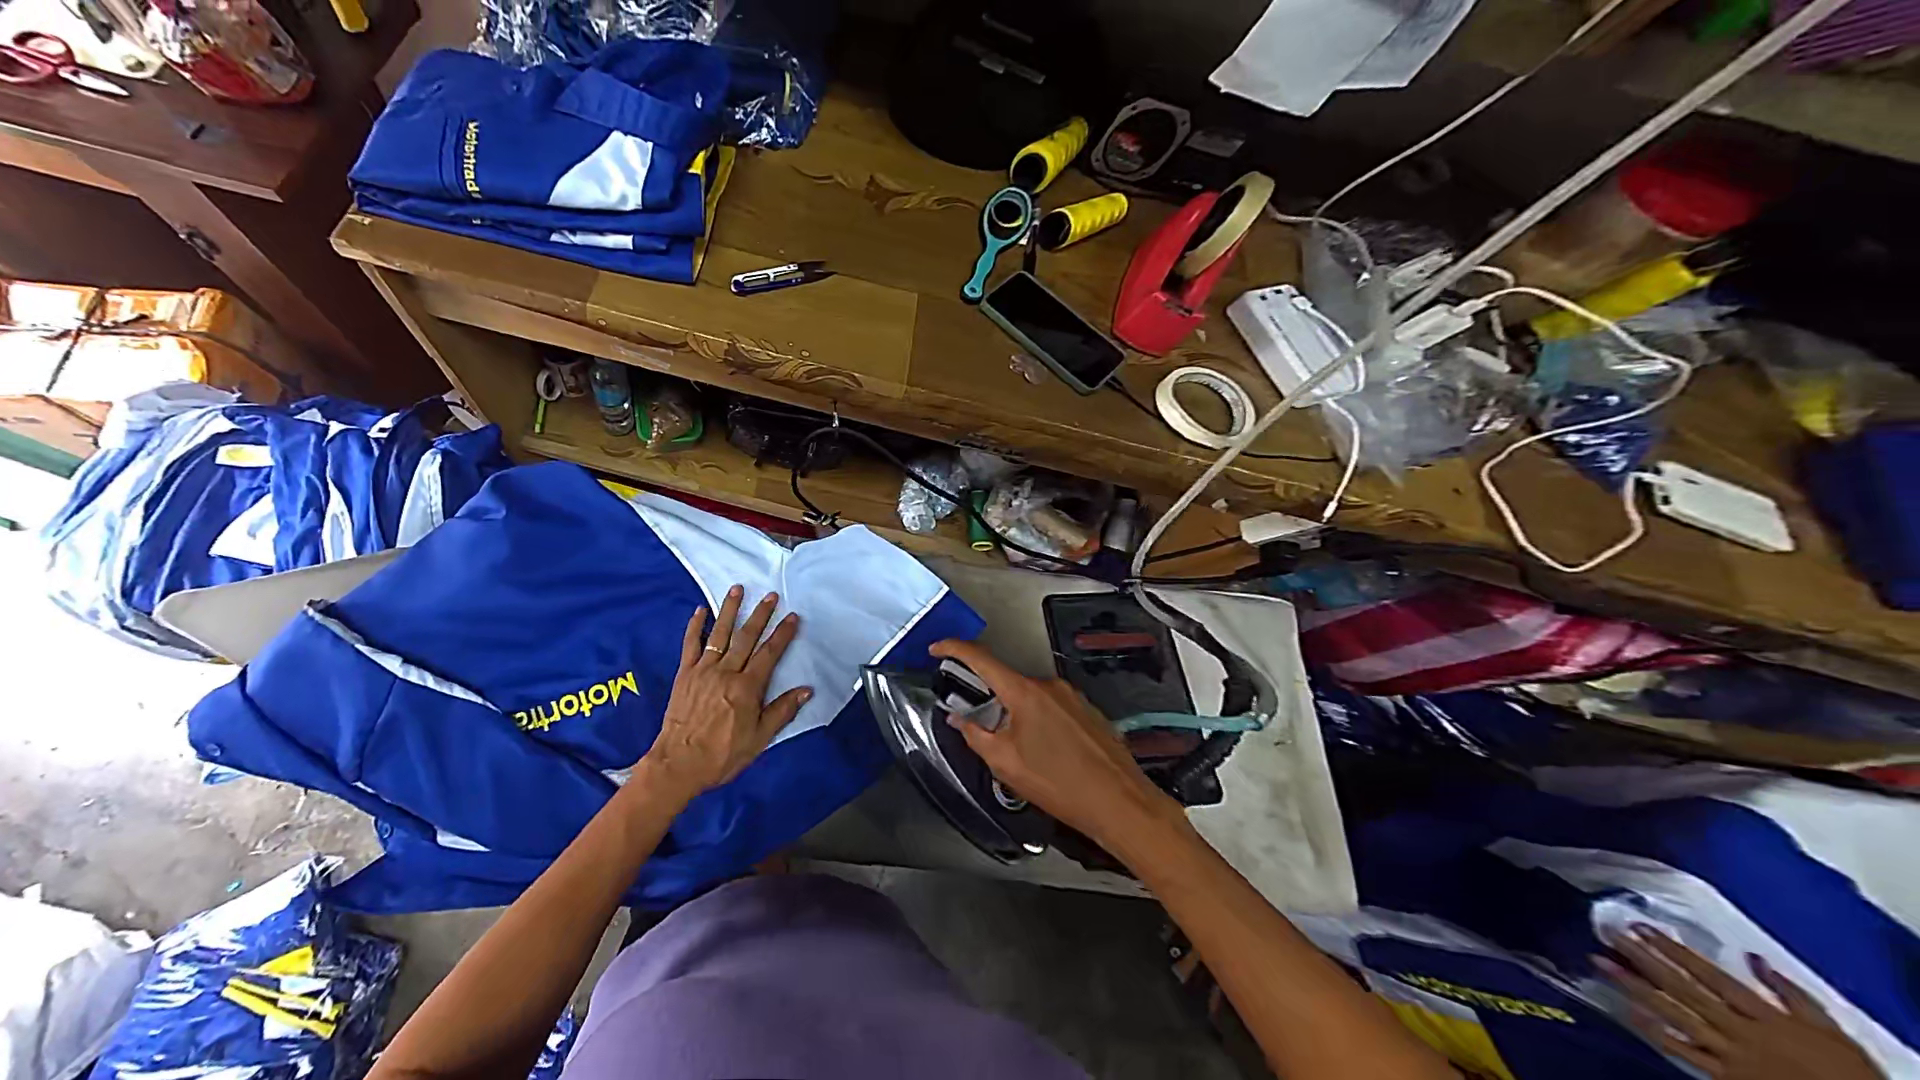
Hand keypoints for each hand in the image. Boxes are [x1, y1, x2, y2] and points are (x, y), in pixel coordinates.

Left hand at [638, 586, 811, 804]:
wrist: (677, 765)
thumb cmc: (721, 755)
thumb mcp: (759, 738)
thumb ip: (782, 711)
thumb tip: (806, 691)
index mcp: (747, 688)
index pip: (770, 654)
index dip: (783, 634)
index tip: (792, 617)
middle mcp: (726, 673)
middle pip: (747, 637)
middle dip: (761, 615)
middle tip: (771, 596)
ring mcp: (703, 671)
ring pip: (720, 634)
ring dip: (730, 610)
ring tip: (738, 589)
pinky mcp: (685, 675)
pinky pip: (690, 645)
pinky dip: (695, 627)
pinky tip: (701, 611)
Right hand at [927, 639, 1181, 847]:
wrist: (1118, 802)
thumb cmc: (1063, 785)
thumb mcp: (1004, 763)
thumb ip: (975, 734)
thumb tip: (961, 720)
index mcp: (1025, 692)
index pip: (981, 659)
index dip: (954, 648)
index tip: (938, 647)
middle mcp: (1050, 686)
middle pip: (1006, 683)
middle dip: (989, 702)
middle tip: (980, 730)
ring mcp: (1072, 697)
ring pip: (1030, 698)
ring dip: (1017, 717)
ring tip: (1023, 755)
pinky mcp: (1087, 711)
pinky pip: (1052, 709)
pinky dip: (1039, 724)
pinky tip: (1046, 756)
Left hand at [1597, 926, 1882, 1079]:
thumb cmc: (1850, 1075)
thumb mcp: (1831, 1031)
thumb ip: (1792, 993)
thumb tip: (1754, 958)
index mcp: (1765, 1016)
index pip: (1709, 975)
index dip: (1673, 950)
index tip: (1640, 927)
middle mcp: (1740, 1030)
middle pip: (1683, 988)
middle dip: (1643, 960)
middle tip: (1609, 935)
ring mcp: (1730, 1054)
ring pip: (1674, 1014)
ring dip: (1634, 987)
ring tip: (1600, 963)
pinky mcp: (1726, 1078)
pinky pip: (1684, 1052)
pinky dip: (1655, 1031)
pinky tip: (1626, 1011)